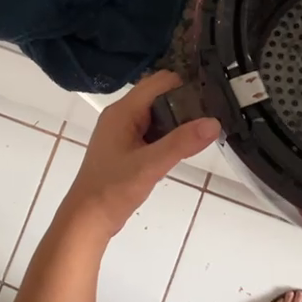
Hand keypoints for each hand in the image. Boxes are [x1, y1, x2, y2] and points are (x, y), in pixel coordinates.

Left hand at [58, 71, 219, 237]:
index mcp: (123, 112)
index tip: (211, 99)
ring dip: (178, 121)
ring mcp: (122, 132)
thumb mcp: (150, 165)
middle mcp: (121, 115)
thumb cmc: (113, 190)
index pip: (160, 82)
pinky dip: (168, 135)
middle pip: (159, 96)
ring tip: (205, 131)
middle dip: (185, 104)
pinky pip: (152, 131)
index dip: (186, 86)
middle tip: (212, 118)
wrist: (87, 218)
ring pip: (157, 115)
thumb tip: (214, 122)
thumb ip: (181, 143)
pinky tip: (184, 147)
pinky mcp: (126, 147)